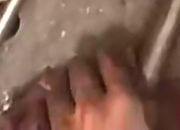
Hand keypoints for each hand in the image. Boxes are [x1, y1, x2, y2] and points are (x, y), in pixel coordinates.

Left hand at [4, 52, 150, 129]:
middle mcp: (90, 104)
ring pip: (54, 86)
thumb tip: (141, 90)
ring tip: (59, 81)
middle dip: (82, 67)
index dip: (110, 57)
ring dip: (58, 82)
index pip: (111, 60)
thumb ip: (146, 109)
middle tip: (85, 71)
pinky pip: (33, 119)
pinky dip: (34, 110)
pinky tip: (33, 106)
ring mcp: (63, 124)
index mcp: (121, 101)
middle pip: (80, 67)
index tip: (110, 60)